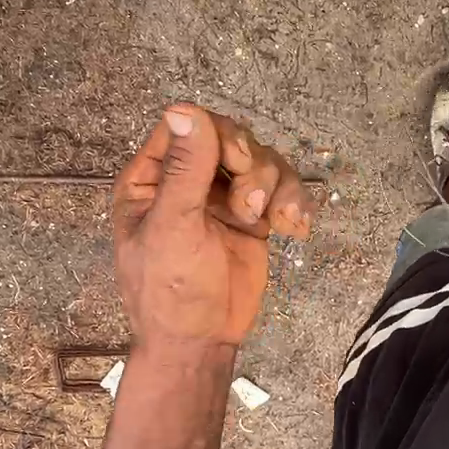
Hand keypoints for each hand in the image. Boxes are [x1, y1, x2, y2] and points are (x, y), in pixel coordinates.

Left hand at [113, 105, 312, 351]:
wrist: (201, 341)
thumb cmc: (170, 290)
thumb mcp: (172, 227)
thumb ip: (185, 170)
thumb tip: (185, 107)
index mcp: (152, 177)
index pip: (187, 126)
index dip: (218, 134)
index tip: (237, 161)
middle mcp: (189, 180)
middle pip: (233, 138)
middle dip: (251, 166)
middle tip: (250, 203)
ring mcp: (224, 198)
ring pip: (263, 162)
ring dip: (275, 187)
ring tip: (271, 224)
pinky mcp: (254, 218)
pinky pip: (282, 192)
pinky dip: (293, 204)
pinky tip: (295, 229)